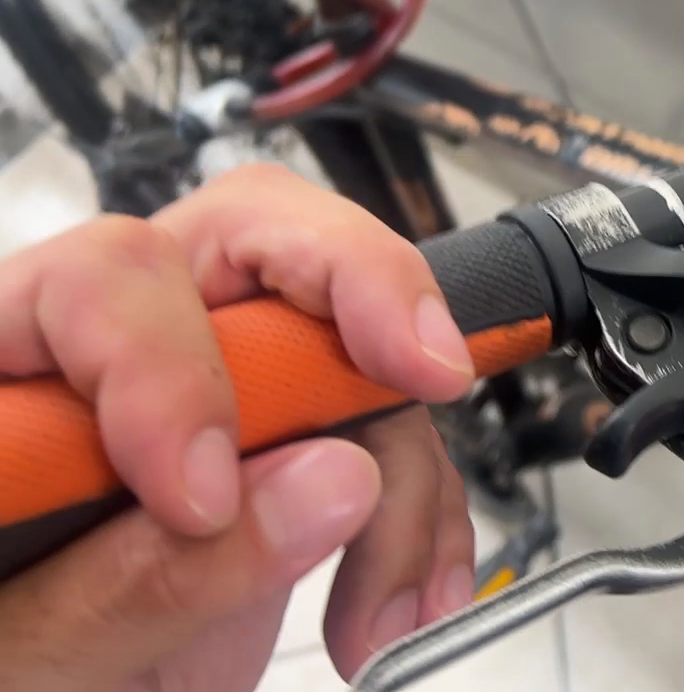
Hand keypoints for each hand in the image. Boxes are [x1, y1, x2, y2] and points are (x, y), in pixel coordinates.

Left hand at [0, 166, 479, 690]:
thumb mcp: (16, 665)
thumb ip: (144, 579)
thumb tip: (333, 479)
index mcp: (6, 369)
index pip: (111, 277)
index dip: (172, 371)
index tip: (205, 500)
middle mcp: (131, 347)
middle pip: (275, 242)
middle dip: (374, 309)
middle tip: (432, 376)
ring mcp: (236, 384)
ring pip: (370, 359)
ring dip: (404, 482)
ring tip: (384, 605)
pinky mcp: (309, 434)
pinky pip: (405, 427)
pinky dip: (426, 512)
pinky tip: (406, 594)